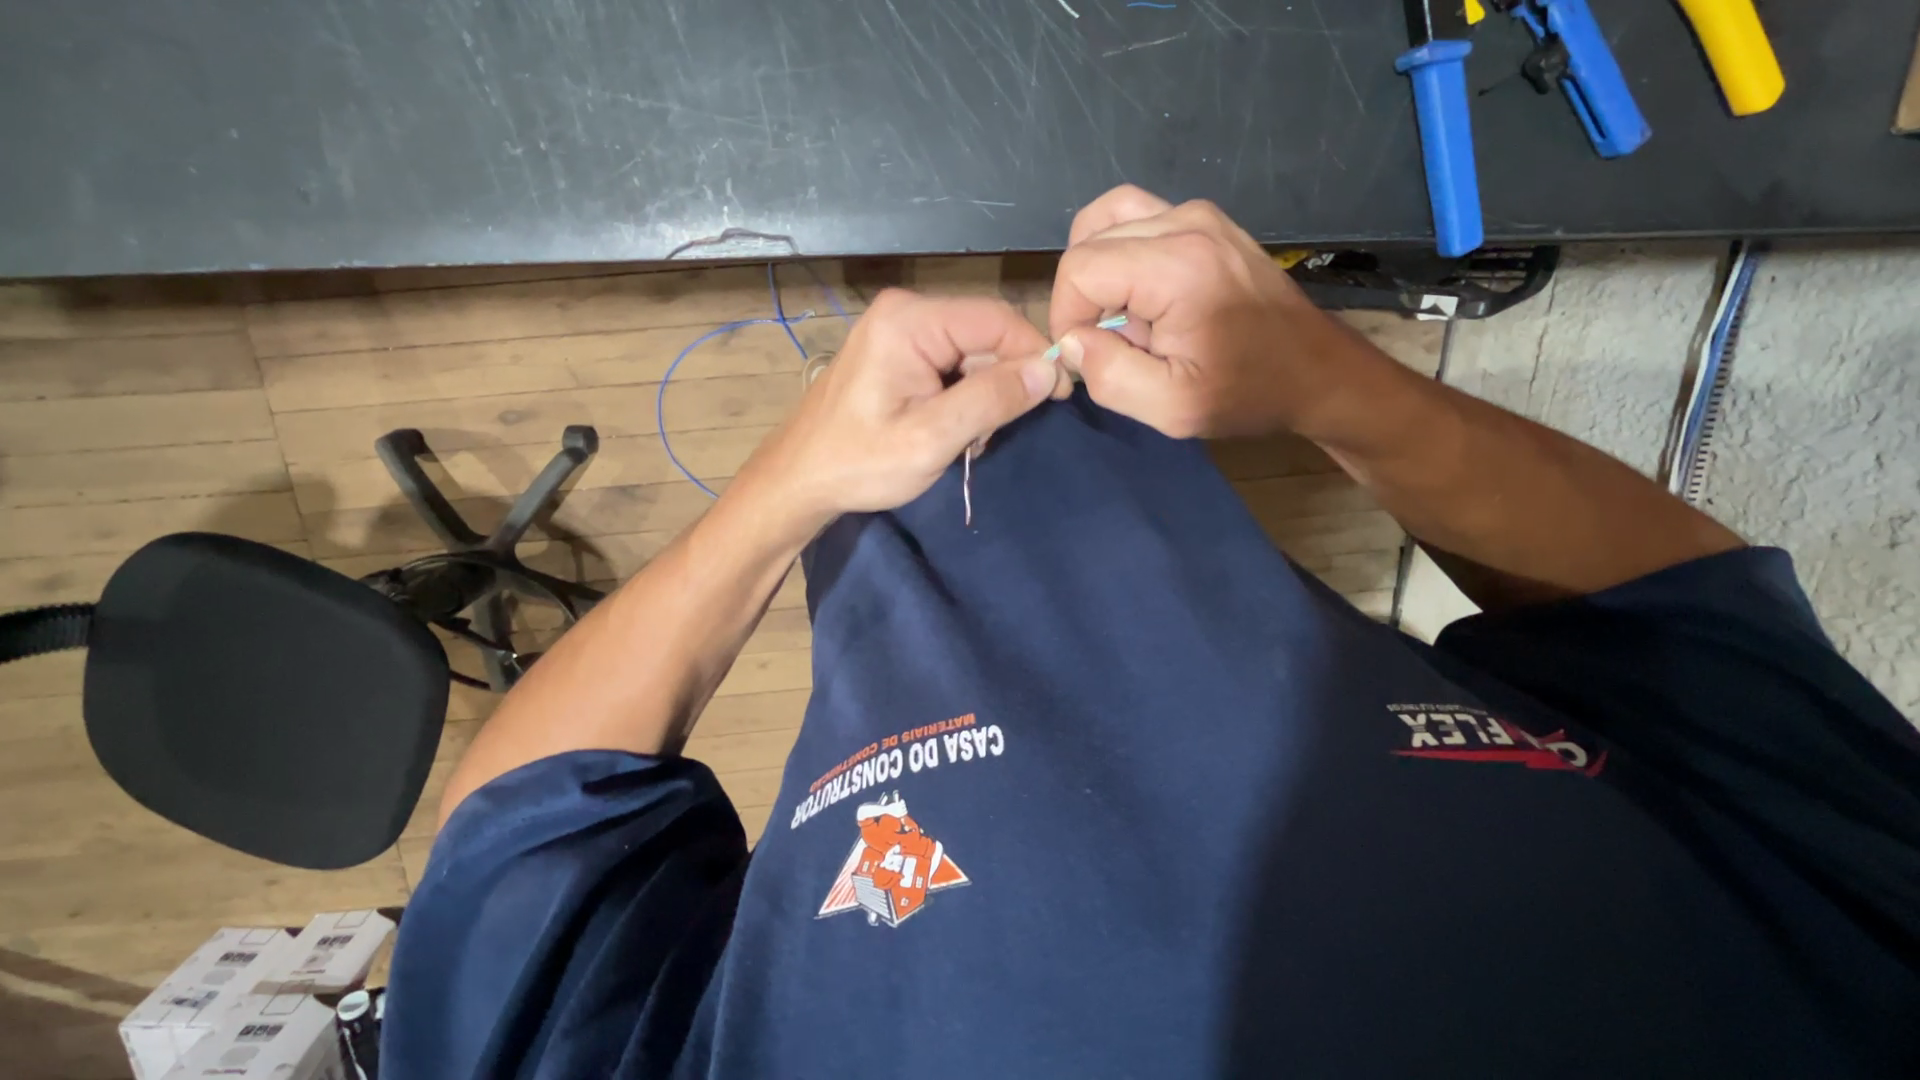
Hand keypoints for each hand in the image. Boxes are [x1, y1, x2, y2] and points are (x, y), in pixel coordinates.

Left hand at [736, 289, 1056, 530]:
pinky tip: (948, 429)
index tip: (1057, 398)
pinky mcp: (896, 350)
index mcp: (909, 321)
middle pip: (984, 334)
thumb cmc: (859, 463)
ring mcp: (898, 328)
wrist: (799, 479)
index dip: (1035, 355)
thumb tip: (1050, 371)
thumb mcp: (931, 438)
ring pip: (971, 352)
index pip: (997, 319)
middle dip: (1001, 383)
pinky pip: (950, 362)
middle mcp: (905, 310)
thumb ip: (992, 400)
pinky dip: (961, 397)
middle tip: (991, 434)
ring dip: (981, 396)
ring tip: (964, 439)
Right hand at [1048, 185, 1363, 439]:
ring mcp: (1199, 214)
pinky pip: (1136, 217)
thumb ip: (1109, 375)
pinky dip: (1119, 252)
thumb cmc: (1247, 393)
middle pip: (1088, 241)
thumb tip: (1071, 341)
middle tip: (1113, 342)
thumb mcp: (1172, 408)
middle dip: (1082, 297)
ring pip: (1106, 219)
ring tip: (1119, 314)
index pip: (1080, 268)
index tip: (1088, 354)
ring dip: (1097, 270)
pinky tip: (1138, 294)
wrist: (1316, 372)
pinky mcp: (1206, 219)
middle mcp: (1186, 223)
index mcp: (1178, 267)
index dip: (1067, 315)